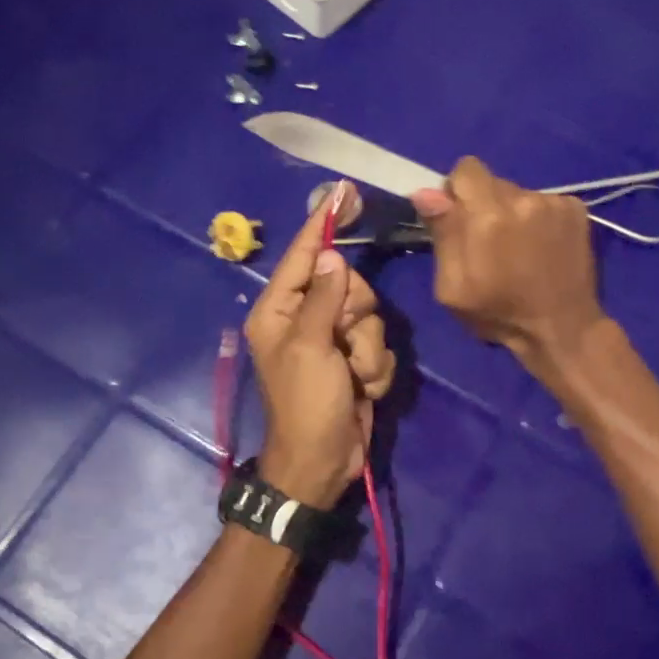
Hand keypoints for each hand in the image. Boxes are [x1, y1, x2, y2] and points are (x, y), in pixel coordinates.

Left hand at [244, 186, 395, 507]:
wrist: (323, 464)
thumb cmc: (306, 405)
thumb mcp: (310, 347)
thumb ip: (323, 297)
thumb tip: (330, 255)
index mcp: (279, 310)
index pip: (302, 256)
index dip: (323, 226)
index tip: (342, 194)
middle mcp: (304, 319)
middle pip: (349, 286)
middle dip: (356, 318)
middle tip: (343, 345)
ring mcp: (332, 341)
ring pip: (370, 317)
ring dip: (367, 352)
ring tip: (352, 379)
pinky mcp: (355, 362)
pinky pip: (379, 346)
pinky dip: (375, 371)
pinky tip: (362, 393)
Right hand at [411, 157, 606, 365]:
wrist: (562, 329)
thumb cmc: (499, 313)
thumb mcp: (452, 288)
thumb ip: (442, 235)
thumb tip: (426, 194)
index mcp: (487, 215)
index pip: (466, 169)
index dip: (458, 192)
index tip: (460, 220)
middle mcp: (522, 199)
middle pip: (492, 182)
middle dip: (485, 205)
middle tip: (491, 242)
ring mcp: (554, 202)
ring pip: (519, 193)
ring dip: (513, 213)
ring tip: (521, 249)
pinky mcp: (576, 210)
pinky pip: (545, 202)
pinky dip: (539, 219)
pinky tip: (543, 247)